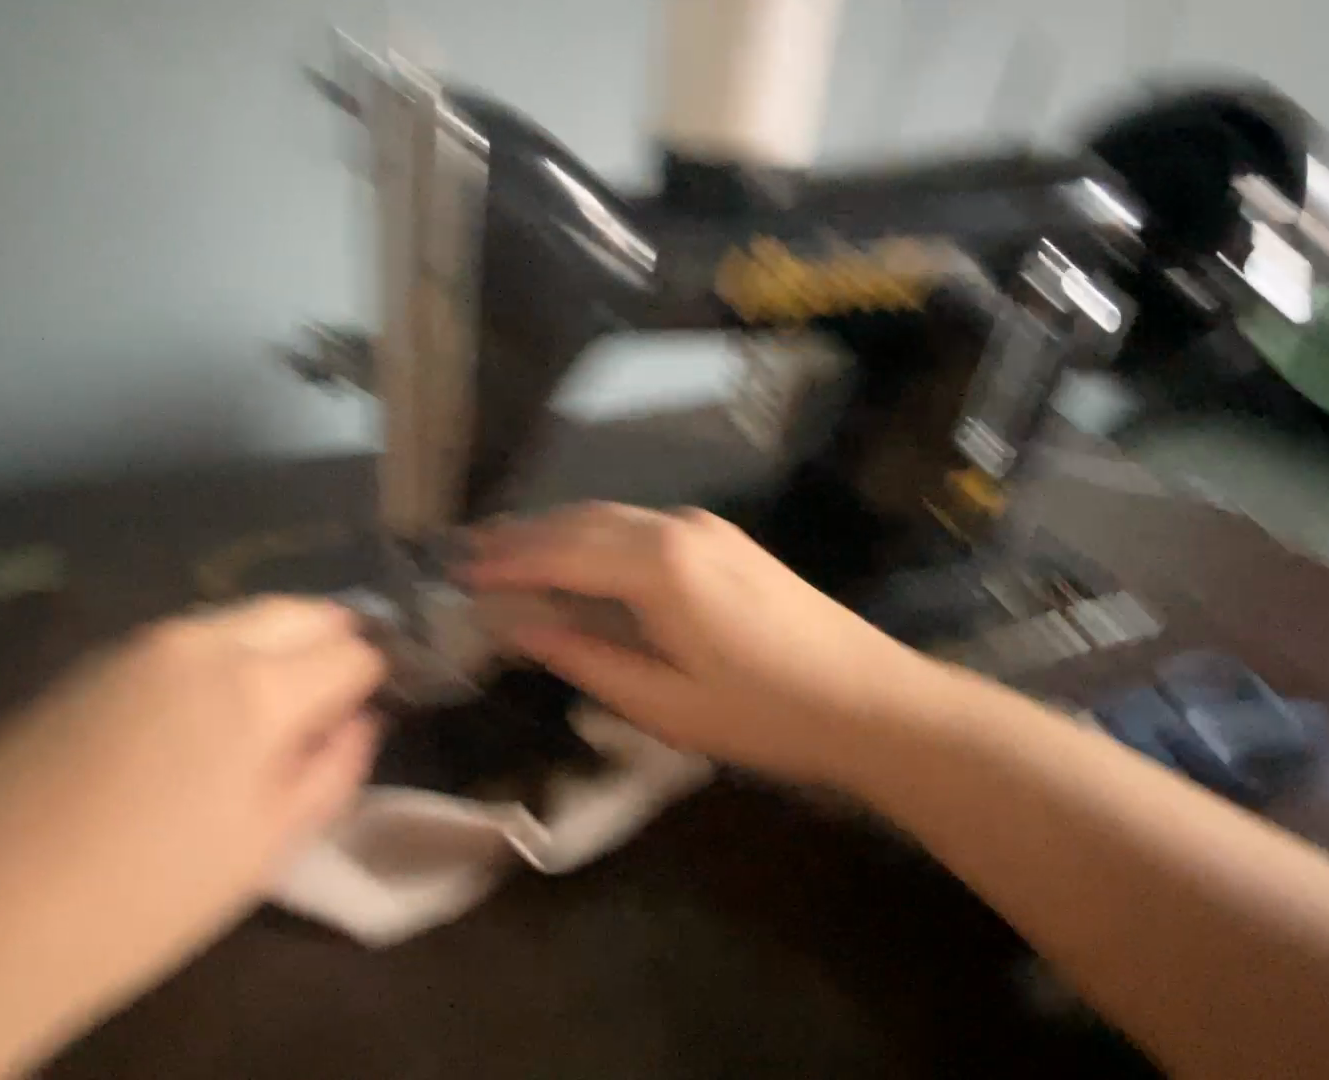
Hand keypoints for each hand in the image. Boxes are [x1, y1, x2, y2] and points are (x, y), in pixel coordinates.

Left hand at [0, 596, 386, 928]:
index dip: (373, 675)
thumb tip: (360, 720)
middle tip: (344, 681)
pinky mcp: (90, 662)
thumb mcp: (265, 850)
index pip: (349, 650)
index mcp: (256, 689)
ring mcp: (139, 645)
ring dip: (278, 639)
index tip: (375, 702)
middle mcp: (202, 643)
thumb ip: (332, 771)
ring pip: (240, 616)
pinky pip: (185, 638)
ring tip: (281, 693)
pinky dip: (222, 653)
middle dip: (334, 635)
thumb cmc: (142, 901)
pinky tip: (206, 705)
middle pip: (298, 610)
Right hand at [465, 503, 951, 784]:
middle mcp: (678, 528)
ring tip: (508, 552)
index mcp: (660, 567)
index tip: (458, 571)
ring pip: (610, 518)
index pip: (560, 551)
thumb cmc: (765, 714)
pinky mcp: (723, 540)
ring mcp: (705, 528)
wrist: (871, 699)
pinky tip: (578, 557)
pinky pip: (639, 527)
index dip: (505, 562)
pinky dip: (594, 537)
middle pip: (581, 521)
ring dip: (557, 532)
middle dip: (522, 537)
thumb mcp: (664, 704)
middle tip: (469, 555)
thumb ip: (586, 657)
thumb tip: (520, 626)